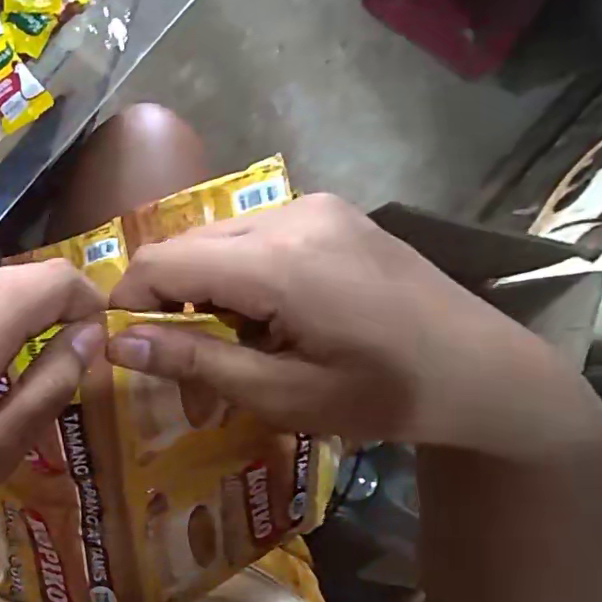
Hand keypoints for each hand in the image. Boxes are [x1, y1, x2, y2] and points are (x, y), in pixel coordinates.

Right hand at [106, 193, 601, 456]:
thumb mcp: (282, 395)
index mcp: (278, 261)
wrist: (484, 370)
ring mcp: (315, 206)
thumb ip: (195, 362)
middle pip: (187, 246)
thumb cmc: (383, 396)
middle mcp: (291, 213)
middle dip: (168, 302)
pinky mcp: (331, 211)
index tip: (126, 346)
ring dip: (204, 290)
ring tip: (234, 344)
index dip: (128, 301)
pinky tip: (269, 315)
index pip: (161, 261)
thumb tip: (117, 343)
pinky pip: (254, 235)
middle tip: (184, 361)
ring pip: (218, 239)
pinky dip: (238, 275)